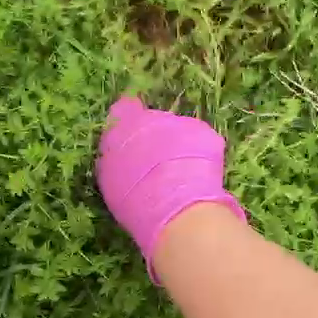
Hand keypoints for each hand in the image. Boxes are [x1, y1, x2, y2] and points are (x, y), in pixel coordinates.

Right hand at [97, 97, 245, 278]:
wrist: (174, 207)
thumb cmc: (134, 200)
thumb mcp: (112, 181)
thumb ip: (115, 159)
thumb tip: (118, 155)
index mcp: (122, 126)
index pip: (124, 110)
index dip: (130, 123)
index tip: (132, 140)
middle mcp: (152, 116)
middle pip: (154, 121)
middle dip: (156, 138)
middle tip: (156, 168)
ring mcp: (181, 123)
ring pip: (179, 131)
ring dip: (178, 148)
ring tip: (179, 177)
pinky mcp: (205, 133)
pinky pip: (200, 141)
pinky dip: (198, 156)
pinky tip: (198, 178)